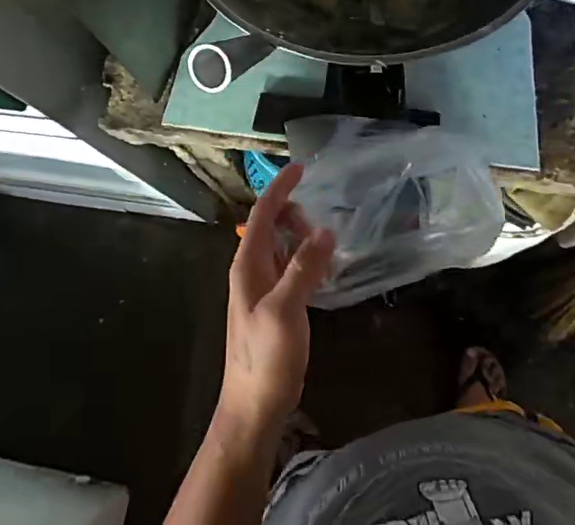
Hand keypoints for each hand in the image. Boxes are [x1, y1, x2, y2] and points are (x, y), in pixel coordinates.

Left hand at [218, 162, 334, 436]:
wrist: (253, 405)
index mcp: (247, 264)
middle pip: (271, 226)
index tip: (300, 168)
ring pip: (281, 247)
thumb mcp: (285, 311)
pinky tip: (324, 269)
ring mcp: (262, 288)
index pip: (262, 214)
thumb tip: (323, 230)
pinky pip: (289, 269)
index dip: (280, 189)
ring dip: (301, 237)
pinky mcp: (274, 305)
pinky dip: (305, 260)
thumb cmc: (265, 358)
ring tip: (327, 242)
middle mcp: (251, 269)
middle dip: (294, 214)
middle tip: (323, 221)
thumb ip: (303, 269)